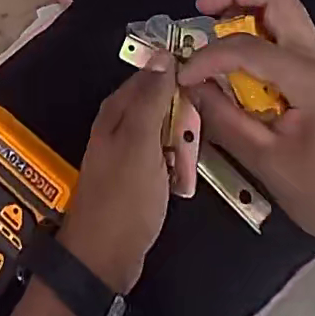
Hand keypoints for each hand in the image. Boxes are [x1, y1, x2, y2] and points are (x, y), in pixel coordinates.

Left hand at [57, 54, 176, 292]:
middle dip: (185, 114)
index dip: (181, 75)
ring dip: (184, 140)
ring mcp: (131, 151)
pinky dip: (177, 161)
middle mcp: (122, 124)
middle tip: (198, 133)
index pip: (154, 74)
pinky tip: (184, 174)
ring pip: (168, 130)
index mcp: (118, 109)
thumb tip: (164, 55)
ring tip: (192, 157)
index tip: (210, 82)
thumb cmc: (123, 197)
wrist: (104, 260)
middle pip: (163, 103)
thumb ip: (152, 98)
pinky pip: (166, 155)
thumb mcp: (140, 142)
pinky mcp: (140, 174)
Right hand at [177, 0, 314, 258]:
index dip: (209, 56)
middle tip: (199, 9)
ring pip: (284, 9)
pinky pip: (286, 33)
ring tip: (212, 26)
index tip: (182, 78)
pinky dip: (257, 28)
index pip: (249, 46)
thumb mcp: (266, 162)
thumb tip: (190, 85)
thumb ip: (224, 118)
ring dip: (247, 6)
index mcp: (310, 78)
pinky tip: (236, 54)